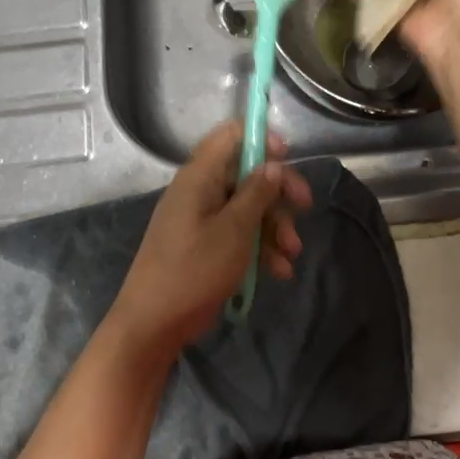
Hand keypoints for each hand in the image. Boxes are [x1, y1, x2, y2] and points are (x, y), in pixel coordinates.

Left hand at [109, 121, 312, 352]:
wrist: (154, 323)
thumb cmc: (194, 269)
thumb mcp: (234, 230)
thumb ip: (257, 193)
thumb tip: (274, 164)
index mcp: (200, 175)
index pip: (230, 135)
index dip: (261, 138)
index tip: (288, 158)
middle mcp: (200, 190)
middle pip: (246, 173)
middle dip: (278, 192)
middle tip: (305, 208)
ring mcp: (201, 218)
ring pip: (247, 207)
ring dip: (274, 226)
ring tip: (291, 255)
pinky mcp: (205, 244)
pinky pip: (238, 233)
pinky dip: (260, 247)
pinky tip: (278, 271)